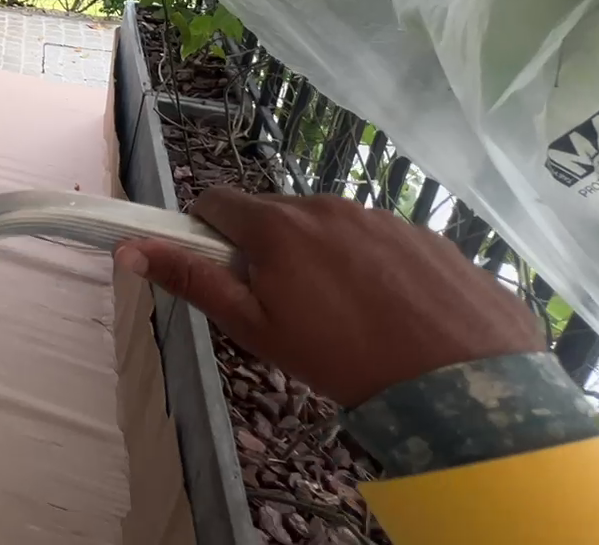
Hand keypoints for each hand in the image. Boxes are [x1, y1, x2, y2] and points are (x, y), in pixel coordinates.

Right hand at [115, 190, 545, 406]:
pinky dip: (374, 264)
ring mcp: (383, 218)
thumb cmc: (341, 358)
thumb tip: (125, 248)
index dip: (209, 233)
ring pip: (328, 225)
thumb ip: (188, 278)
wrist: (473, 395)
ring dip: (322, 252)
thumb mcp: (252, 325)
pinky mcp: (431, 237)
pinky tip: (394, 309)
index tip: (228, 270)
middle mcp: (324, 205)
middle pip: (272, 213)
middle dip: (268, 245)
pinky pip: (381, 239)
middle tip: (288, 300)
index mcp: (274, 224)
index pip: (214, 203)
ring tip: (348, 310)